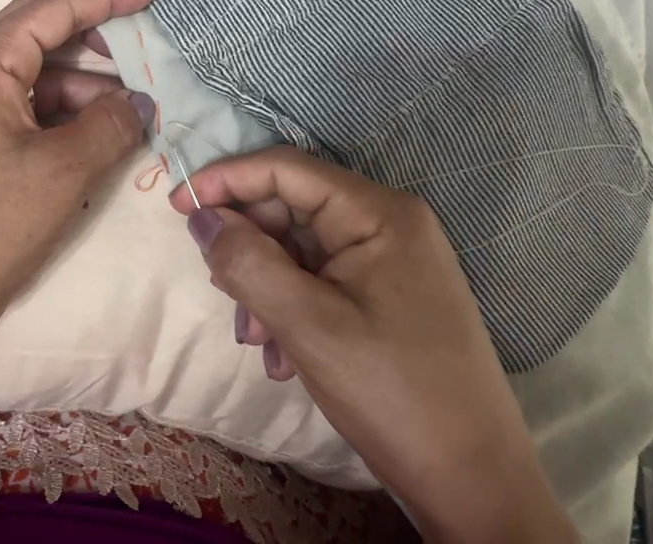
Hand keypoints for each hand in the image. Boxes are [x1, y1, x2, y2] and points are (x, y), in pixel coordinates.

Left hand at [0, 0, 157, 341]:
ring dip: (89, 87)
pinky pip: (31, 108)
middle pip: (43, 34)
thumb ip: (111, 125)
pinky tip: (106, 134)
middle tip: (150, 43)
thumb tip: (141, 102)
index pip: (52, 9)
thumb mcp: (64, 171)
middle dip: (98, 37)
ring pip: (41, 75)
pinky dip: (69, 115)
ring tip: (141, 106)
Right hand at [171, 147, 575, 543]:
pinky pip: (319, 278)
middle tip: (219, 288)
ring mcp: (391, 259)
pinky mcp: (388, 294)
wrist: (476, 484)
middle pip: (290, 208)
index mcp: (377, 213)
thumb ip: (247, 261)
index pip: (285, 168)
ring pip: (299, 247)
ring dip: (263, 284)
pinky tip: (280, 355)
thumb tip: (201, 216)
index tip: (176, 207)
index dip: (225, 179)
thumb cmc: (393, 393)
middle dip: (247, 246)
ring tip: (253, 338)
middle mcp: (387, 223)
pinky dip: (288, 306)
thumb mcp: (307, 324)